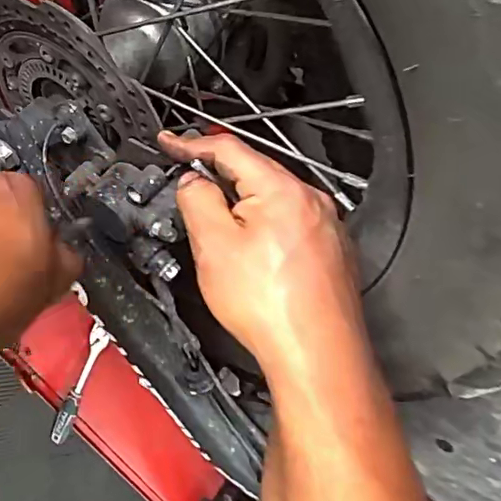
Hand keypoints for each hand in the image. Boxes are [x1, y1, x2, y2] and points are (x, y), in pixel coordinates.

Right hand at [158, 130, 359, 369]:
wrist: (317, 357)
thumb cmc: (272, 309)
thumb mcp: (213, 245)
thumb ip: (196, 200)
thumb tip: (191, 182)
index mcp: (282, 191)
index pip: (228, 148)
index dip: (190, 143)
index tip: (170, 142)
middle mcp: (311, 202)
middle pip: (252, 170)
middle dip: (215, 172)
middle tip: (185, 178)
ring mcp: (325, 227)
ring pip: (270, 197)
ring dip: (239, 201)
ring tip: (213, 221)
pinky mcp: (330, 251)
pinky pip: (287, 221)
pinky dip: (261, 223)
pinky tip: (248, 249)